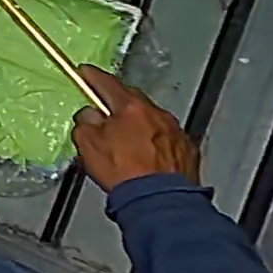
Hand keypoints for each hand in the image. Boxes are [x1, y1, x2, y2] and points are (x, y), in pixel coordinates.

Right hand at [71, 65, 199, 192]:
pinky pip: (164, 135)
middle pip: (132, 99)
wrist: (160, 201)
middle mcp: (157, 114)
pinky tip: (142, 151)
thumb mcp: (87, 142)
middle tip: (102, 107)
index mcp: (131, 108)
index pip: (108, 84)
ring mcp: (175, 132)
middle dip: (116, 100)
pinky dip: (151, 138)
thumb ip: (86, 122)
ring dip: (135, 121)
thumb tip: (92, 115)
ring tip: (123, 135)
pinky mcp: (187, 150)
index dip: (93, 76)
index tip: (85, 71)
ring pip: (150, 117)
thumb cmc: (121, 169)